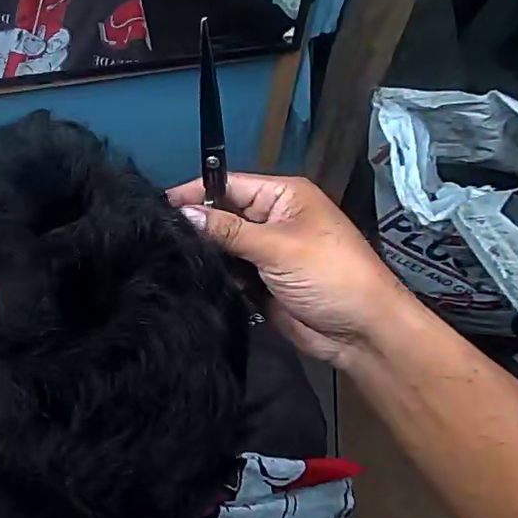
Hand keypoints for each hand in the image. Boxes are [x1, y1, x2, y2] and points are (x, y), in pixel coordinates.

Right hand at [168, 173, 410, 365]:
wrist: (362, 332)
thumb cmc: (330, 275)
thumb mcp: (278, 246)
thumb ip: (229, 230)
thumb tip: (183, 213)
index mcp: (283, 196)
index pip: (229, 185)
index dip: (195, 193)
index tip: (158, 204)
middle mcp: (272, 219)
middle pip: (223, 215)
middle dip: (197, 225)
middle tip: (156, 236)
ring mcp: (266, 253)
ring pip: (223, 246)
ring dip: (204, 253)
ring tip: (166, 258)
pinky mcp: (261, 283)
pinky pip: (230, 273)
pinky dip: (215, 276)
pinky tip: (190, 279)